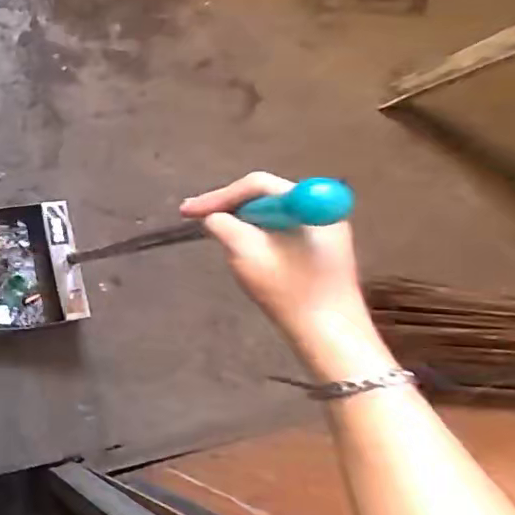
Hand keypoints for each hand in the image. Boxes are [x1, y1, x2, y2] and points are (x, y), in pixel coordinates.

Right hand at [181, 172, 394, 380]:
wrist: (326, 329)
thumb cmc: (287, 288)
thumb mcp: (245, 251)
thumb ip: (224, 224)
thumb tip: (212, 215)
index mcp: (309, 208)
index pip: (257, 185)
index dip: (218, 196)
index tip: (188, 211)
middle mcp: (320, 212)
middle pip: (264, 195)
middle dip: (226, 205)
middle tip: (193, 217)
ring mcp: (322, 230)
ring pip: (269, 212)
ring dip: (238, 219)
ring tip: (212, 229)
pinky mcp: (318, 247)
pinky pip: (277, 227)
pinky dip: (253, 231)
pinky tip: (239, 244)